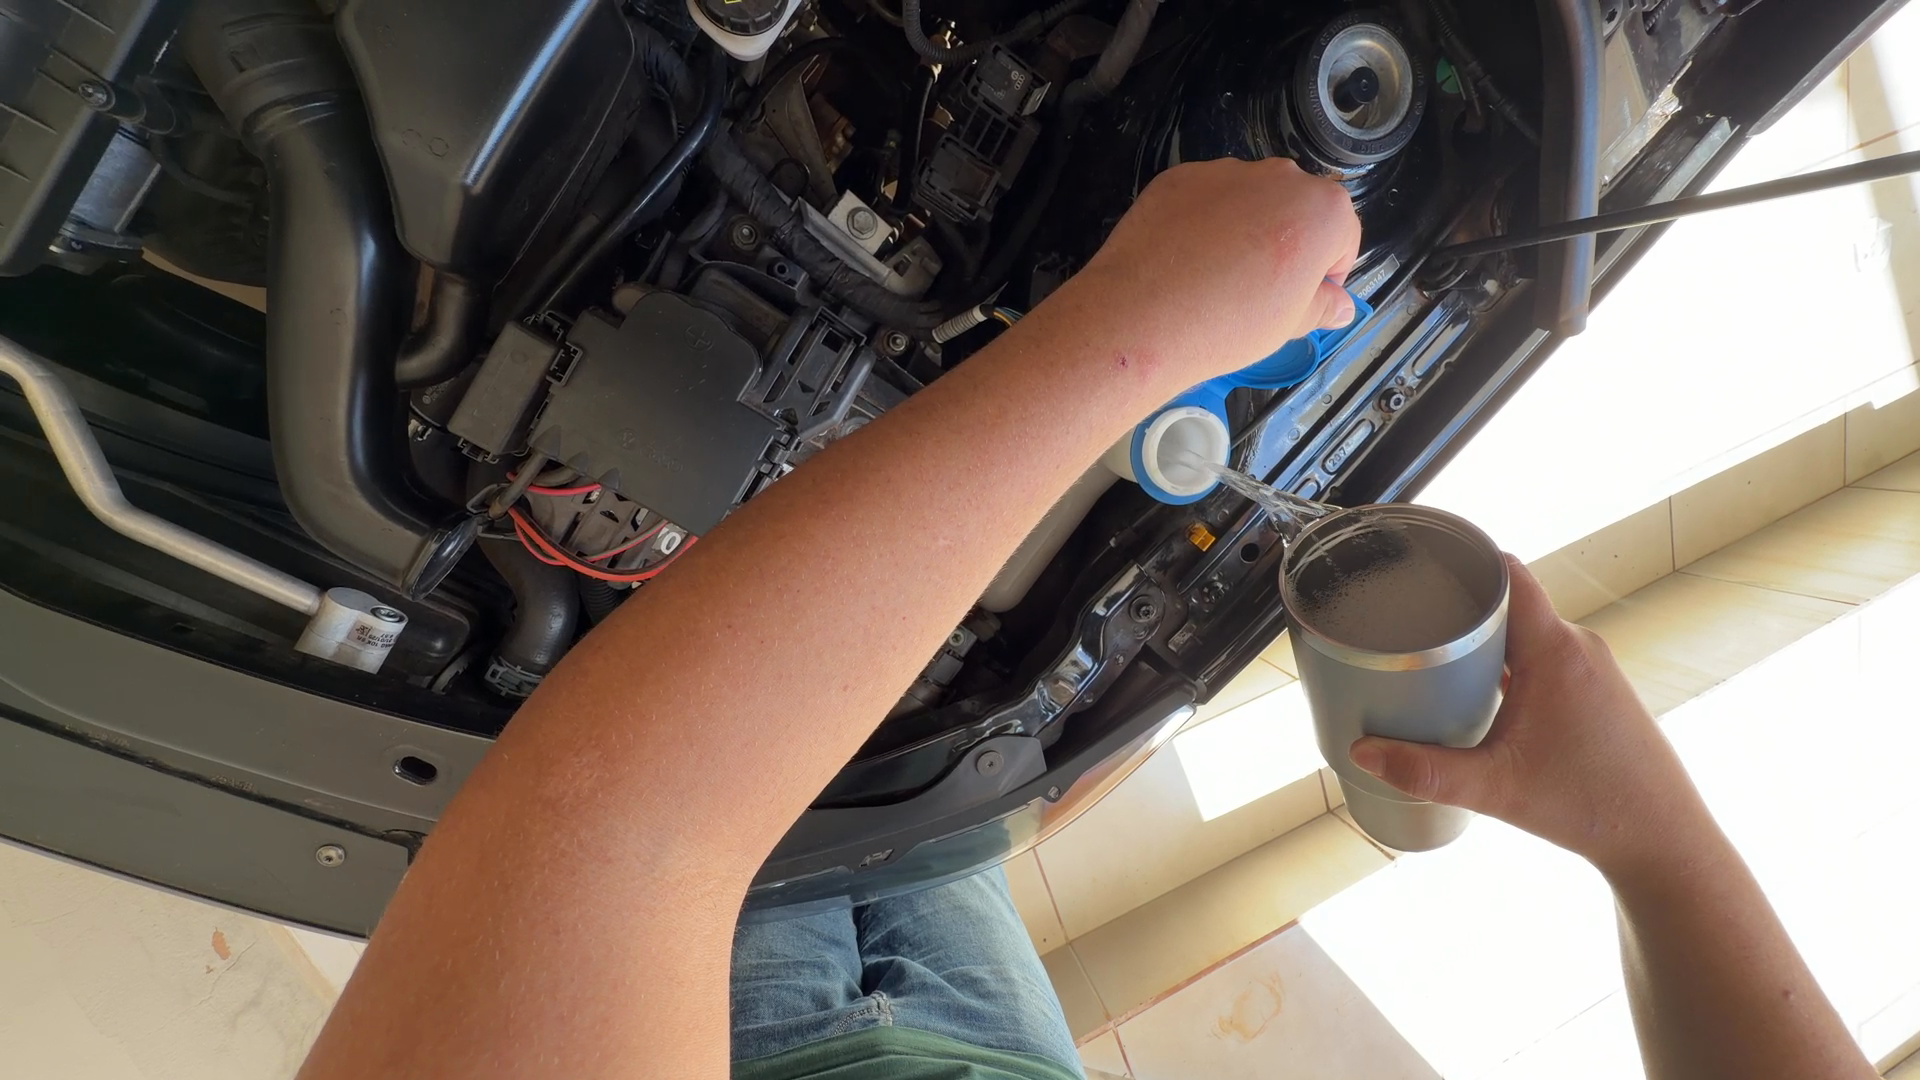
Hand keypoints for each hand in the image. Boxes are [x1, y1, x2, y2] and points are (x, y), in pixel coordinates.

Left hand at [1058, 157, 1360, 382]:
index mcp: (1323, 210)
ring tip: (1208, 281)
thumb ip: (1322, 308)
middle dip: (1282, 247)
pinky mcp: (1176, 179)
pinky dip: (1196, 224)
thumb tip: (1341, 306)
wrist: (1141, 317)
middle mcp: (1280, 177)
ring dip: (1238, 231)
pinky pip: (1199, 200)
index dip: (1323, 277)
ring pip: (1245, 201)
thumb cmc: (1225, 326)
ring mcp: (1224, 172)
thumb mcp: (1287, 327)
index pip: (1341, 239)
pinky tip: (1178, 263)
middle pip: (1293, 212)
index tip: (1298, 302)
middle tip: (1250, 294)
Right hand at [1347, 557, 1712, 876]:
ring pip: (1518, 628)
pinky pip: (1533, 651)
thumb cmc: (1592, 809)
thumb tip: (1359, 751)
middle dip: (1451, 603)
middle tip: (1398, 616)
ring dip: (1474, 634)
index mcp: (1557, 652)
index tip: (1416, 559)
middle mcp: (1577, 648)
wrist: (1668, 847)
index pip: (1508, 576)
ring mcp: (1587, 668)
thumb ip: (1422, 770)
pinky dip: (1497, 657)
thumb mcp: (1494, 789)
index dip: (1462, 558)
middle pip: (1504, 600)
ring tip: (1421, 648)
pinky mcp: (1589, 688)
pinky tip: (1466, 682)